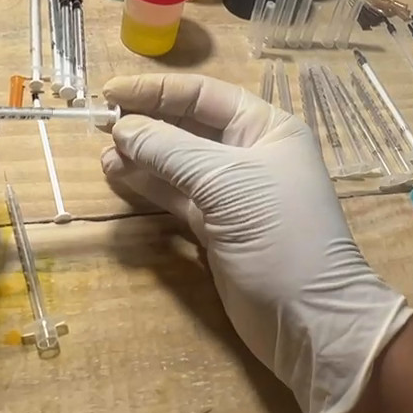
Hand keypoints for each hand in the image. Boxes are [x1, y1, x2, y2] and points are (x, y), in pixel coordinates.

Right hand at [99, 74, 409, 412]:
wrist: (312, 323)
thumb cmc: (279, 234)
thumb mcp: (225, 182)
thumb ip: (170, 150)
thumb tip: (123, 128)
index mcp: (265, 127)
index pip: (202, 94)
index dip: (156, 90)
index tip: (112, 90)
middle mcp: (249, 152)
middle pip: (188, 125)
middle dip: (147, 121)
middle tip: (101, 121)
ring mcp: (232, 191)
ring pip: (177, 161)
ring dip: (142, 154)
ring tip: (104, 152)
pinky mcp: (216, 226)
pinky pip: (176, 194)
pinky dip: (148, 184)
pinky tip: (119, 175)